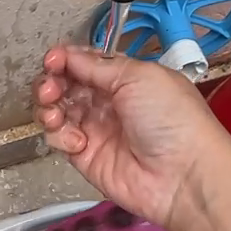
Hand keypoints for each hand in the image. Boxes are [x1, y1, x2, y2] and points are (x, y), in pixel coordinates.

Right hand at [34, 45, 230, 228]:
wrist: (181, 175)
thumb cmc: (172, 120)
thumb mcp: (139, 77)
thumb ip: (97, 65)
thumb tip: (67, 54)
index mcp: (125, 79)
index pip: (85, 63)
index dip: (65, 59)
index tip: (53, 60)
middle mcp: (107, 102)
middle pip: (65, 85)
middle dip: (51, 82)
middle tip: (51, 88)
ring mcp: (94, 129)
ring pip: (56, 110)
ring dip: (48, 107)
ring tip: (54, 113)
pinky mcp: (83, 155)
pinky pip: (58, 138)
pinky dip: (60, 135)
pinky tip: (78, 142)